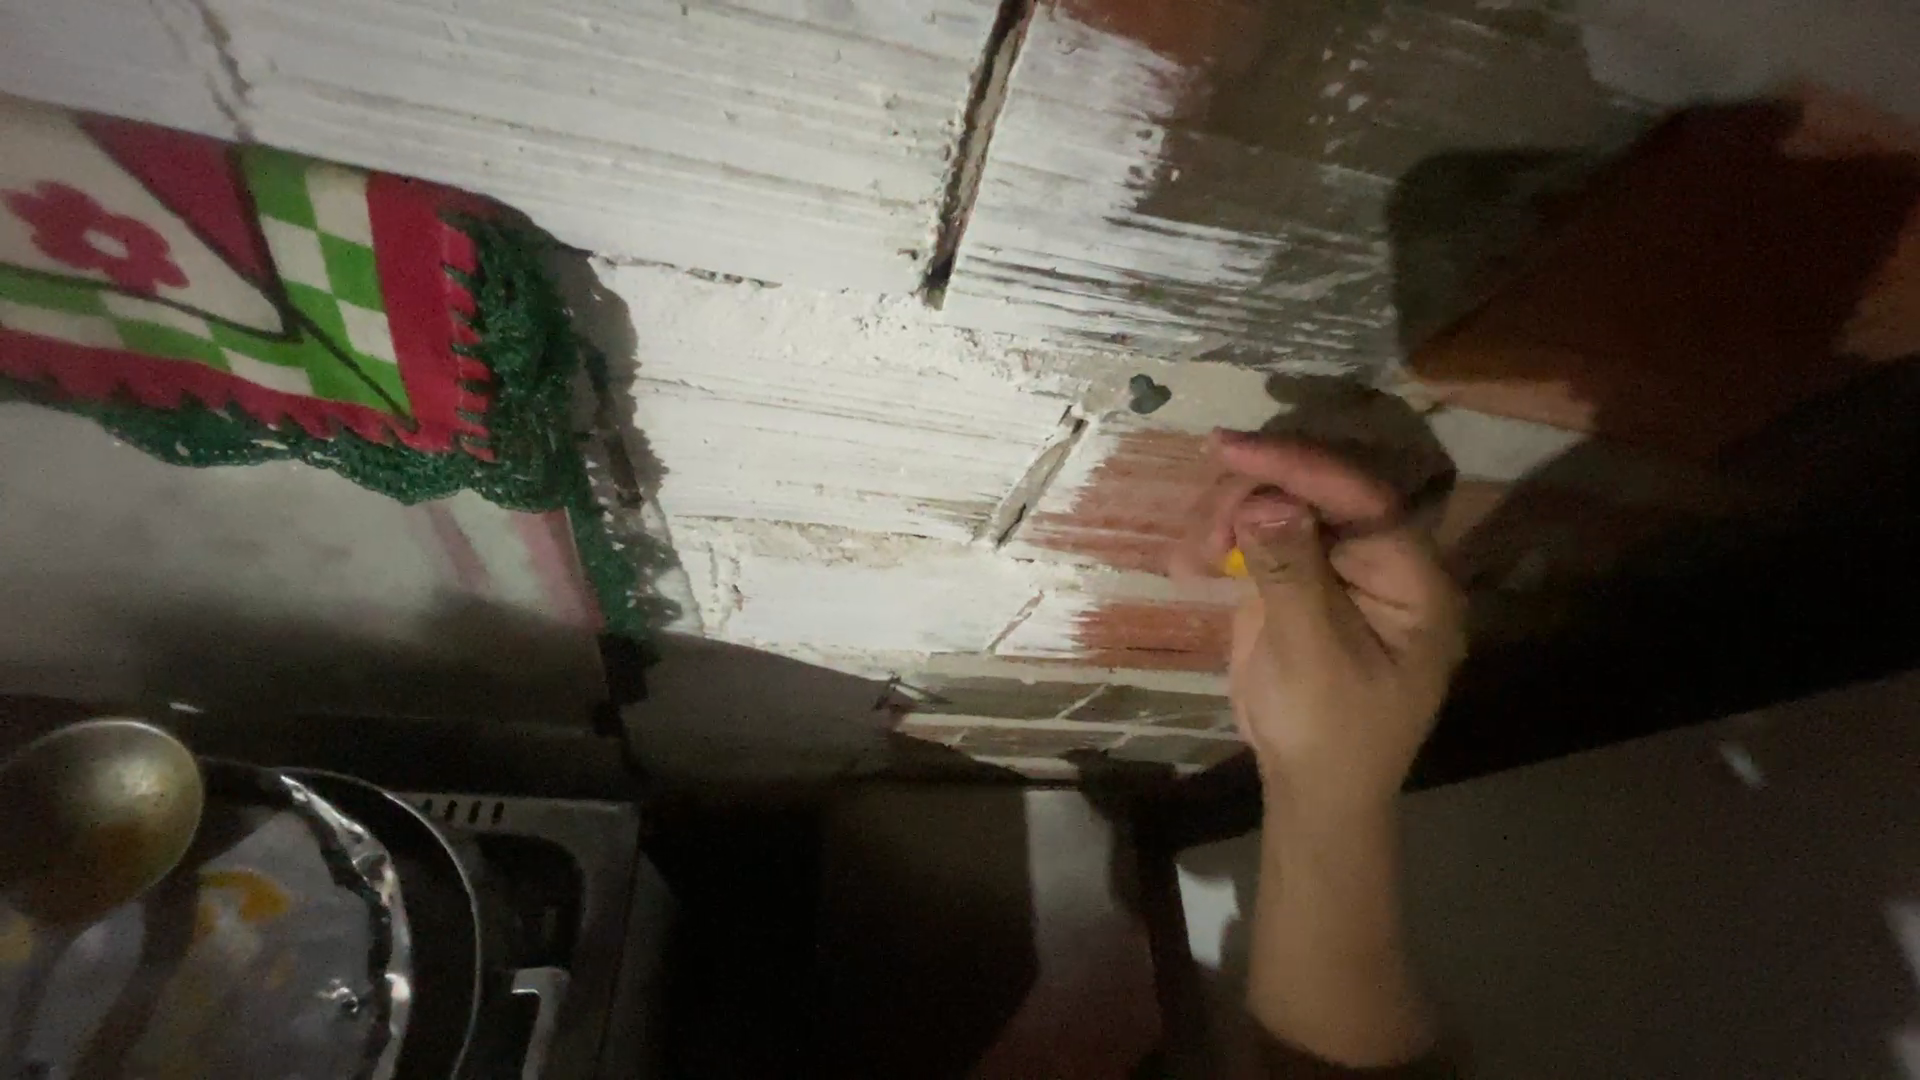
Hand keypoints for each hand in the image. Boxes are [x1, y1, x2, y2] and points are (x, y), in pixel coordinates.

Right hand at [1194, 430, 1466, 817]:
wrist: (1311, 782)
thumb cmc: (1330, 731)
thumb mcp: (1312, 656)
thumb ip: (1291, 574)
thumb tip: (1265, 501)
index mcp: (1410, 577)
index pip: (1360, 499)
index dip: (1297, 466)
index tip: (1229, 448)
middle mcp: (1375, 559)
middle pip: (1314, 492)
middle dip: (1251, 496)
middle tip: (1204, 534)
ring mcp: (1331, 565)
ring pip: (1278, 505)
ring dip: (1227, 518)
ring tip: (1193, 557)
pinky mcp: (1294, 577)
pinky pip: (1256, 535)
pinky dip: (1219, 540)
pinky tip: (1190, 561)